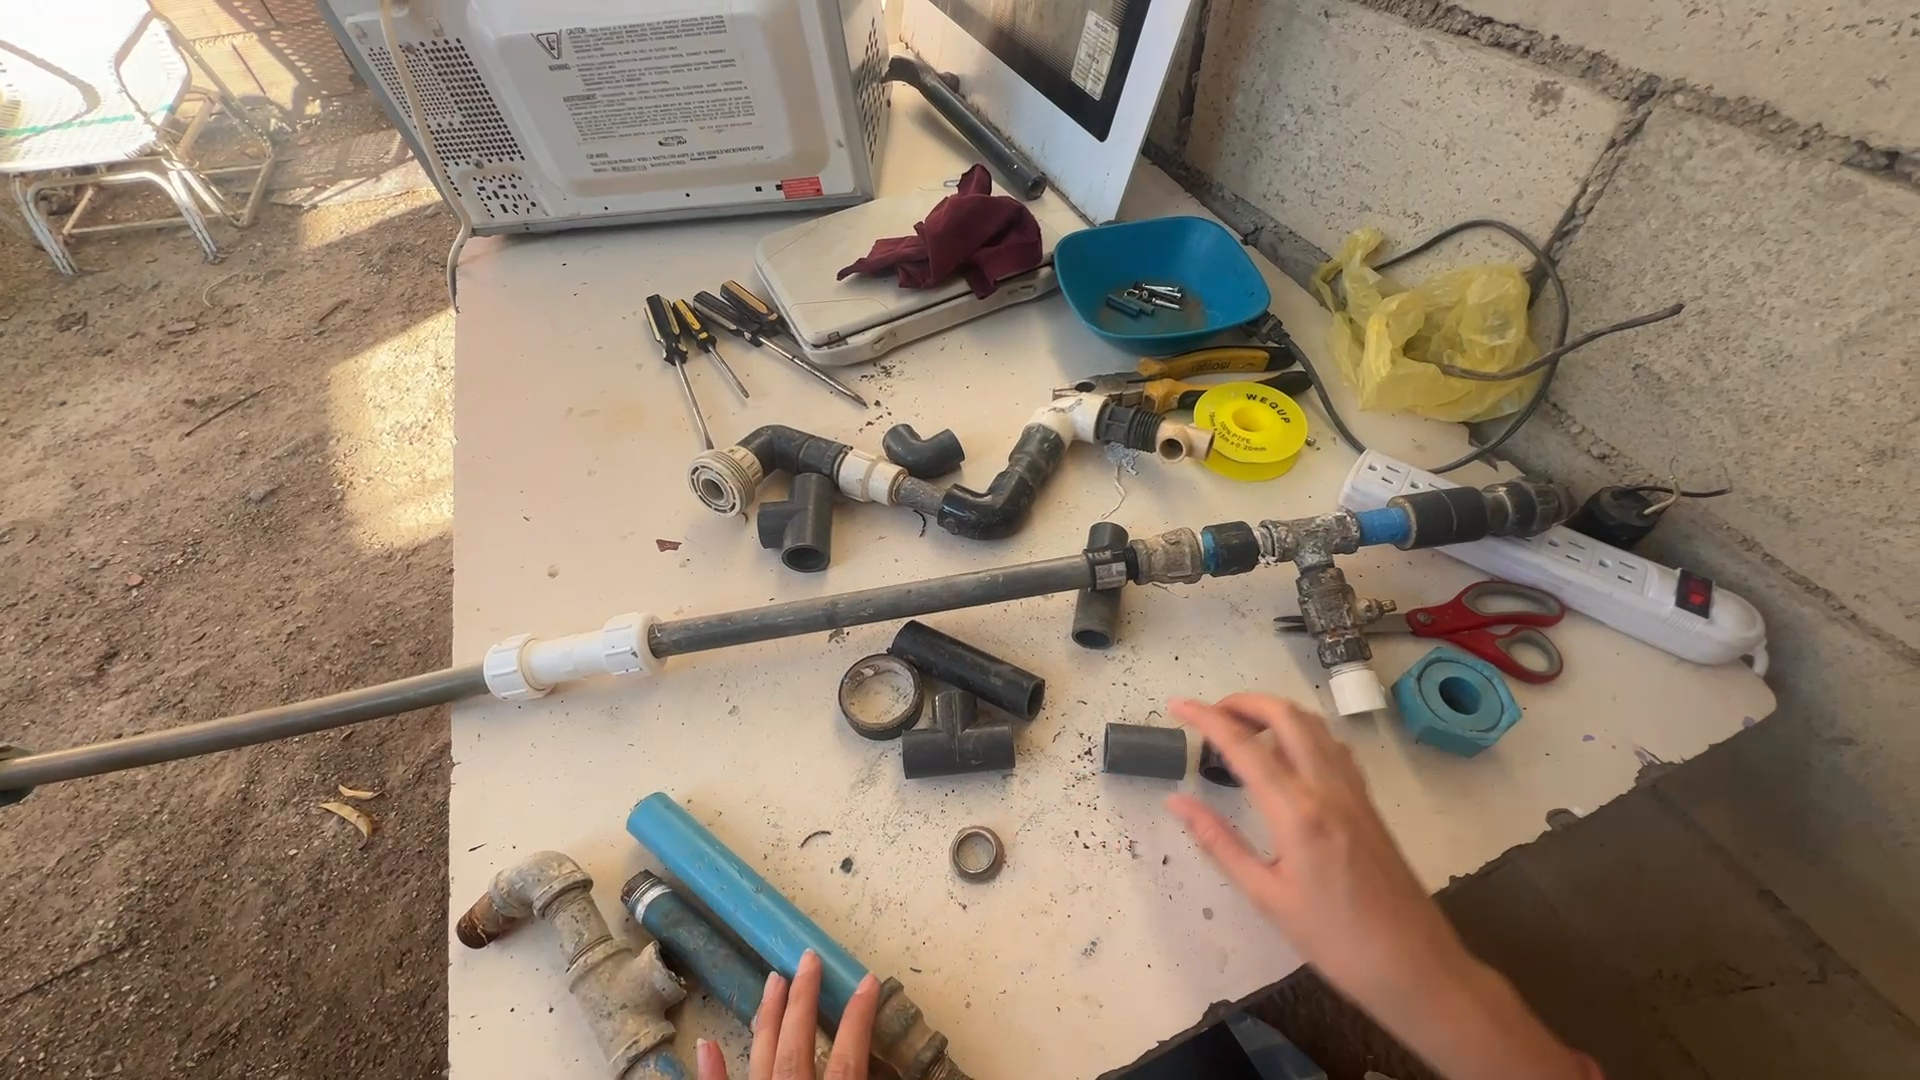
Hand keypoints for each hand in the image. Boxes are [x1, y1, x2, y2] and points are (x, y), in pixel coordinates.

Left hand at [696, 949, 882, 1079]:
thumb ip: (869, 1079)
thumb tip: (906, 1071)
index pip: (848, 1058)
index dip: (859, 1018)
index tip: (868, 981)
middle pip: (797, 1047)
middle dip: (803, 999)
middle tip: (809, 958)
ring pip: (761, 1060)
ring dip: (767, 1019)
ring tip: (774, 979)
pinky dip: (712, 1070)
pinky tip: (706, 1043)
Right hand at [1169, 694, 1598, 1079]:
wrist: (1418, 968)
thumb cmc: (1336, 941)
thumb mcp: (1266, 897)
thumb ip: (1219, 842)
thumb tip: (1177, 802)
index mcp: (1297, 813)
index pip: (1243, 746)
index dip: (1206, 718)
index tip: (1177, 706)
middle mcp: (1327, 788)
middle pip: (1285, 716)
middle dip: (1243, 702)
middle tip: (1211, 713)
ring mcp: (1353, 791)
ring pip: (1313, 725)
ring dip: (1273, 712)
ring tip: (1241, 728)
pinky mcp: (1367, 801)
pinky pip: (1332, 746)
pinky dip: (1301, 731)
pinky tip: (1287, 753)